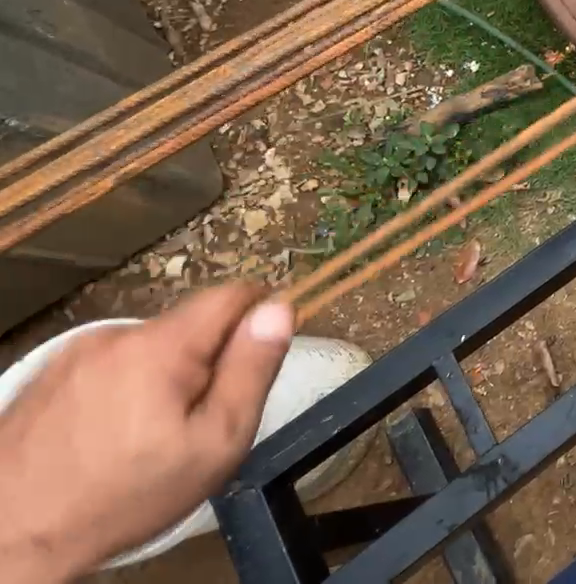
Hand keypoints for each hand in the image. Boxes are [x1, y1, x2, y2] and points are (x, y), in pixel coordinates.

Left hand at [0, 286, 292, 581]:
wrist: (5, 550)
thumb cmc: (127, 496)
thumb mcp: (219, 438)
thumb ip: (253, 367)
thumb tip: (279, 309)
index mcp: (159, 347)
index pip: (233, 295)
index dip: (259, 319)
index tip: (254, 362)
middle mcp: (111, 339)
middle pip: (191, 323)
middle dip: (209, 356)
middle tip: (201, 413)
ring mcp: (68, 360)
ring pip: (151, 345)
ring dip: (166, 371)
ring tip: (152, 429)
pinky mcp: (42, 382)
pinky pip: (111, 364)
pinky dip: (126, 385)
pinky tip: (111, 432)